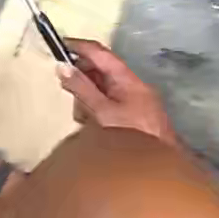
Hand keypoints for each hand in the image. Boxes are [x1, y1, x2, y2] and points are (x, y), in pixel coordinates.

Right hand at [59, 39, 177, 144]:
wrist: (160, 173)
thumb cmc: (131, 138)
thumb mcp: (101, 111)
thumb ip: (81, 88)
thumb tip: (62, 66)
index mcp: (129, 80)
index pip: (101, 53)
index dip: (79, 46)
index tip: (59, 45)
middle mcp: (135, 87)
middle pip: (102, 70)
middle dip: (82, 75)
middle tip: (65, 85)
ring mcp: (137, 102)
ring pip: (105, 87)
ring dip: (88, 95)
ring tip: (81, 113)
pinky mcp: (137, 117)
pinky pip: (111, 102)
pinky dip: (97, 107)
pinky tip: (91, 122)